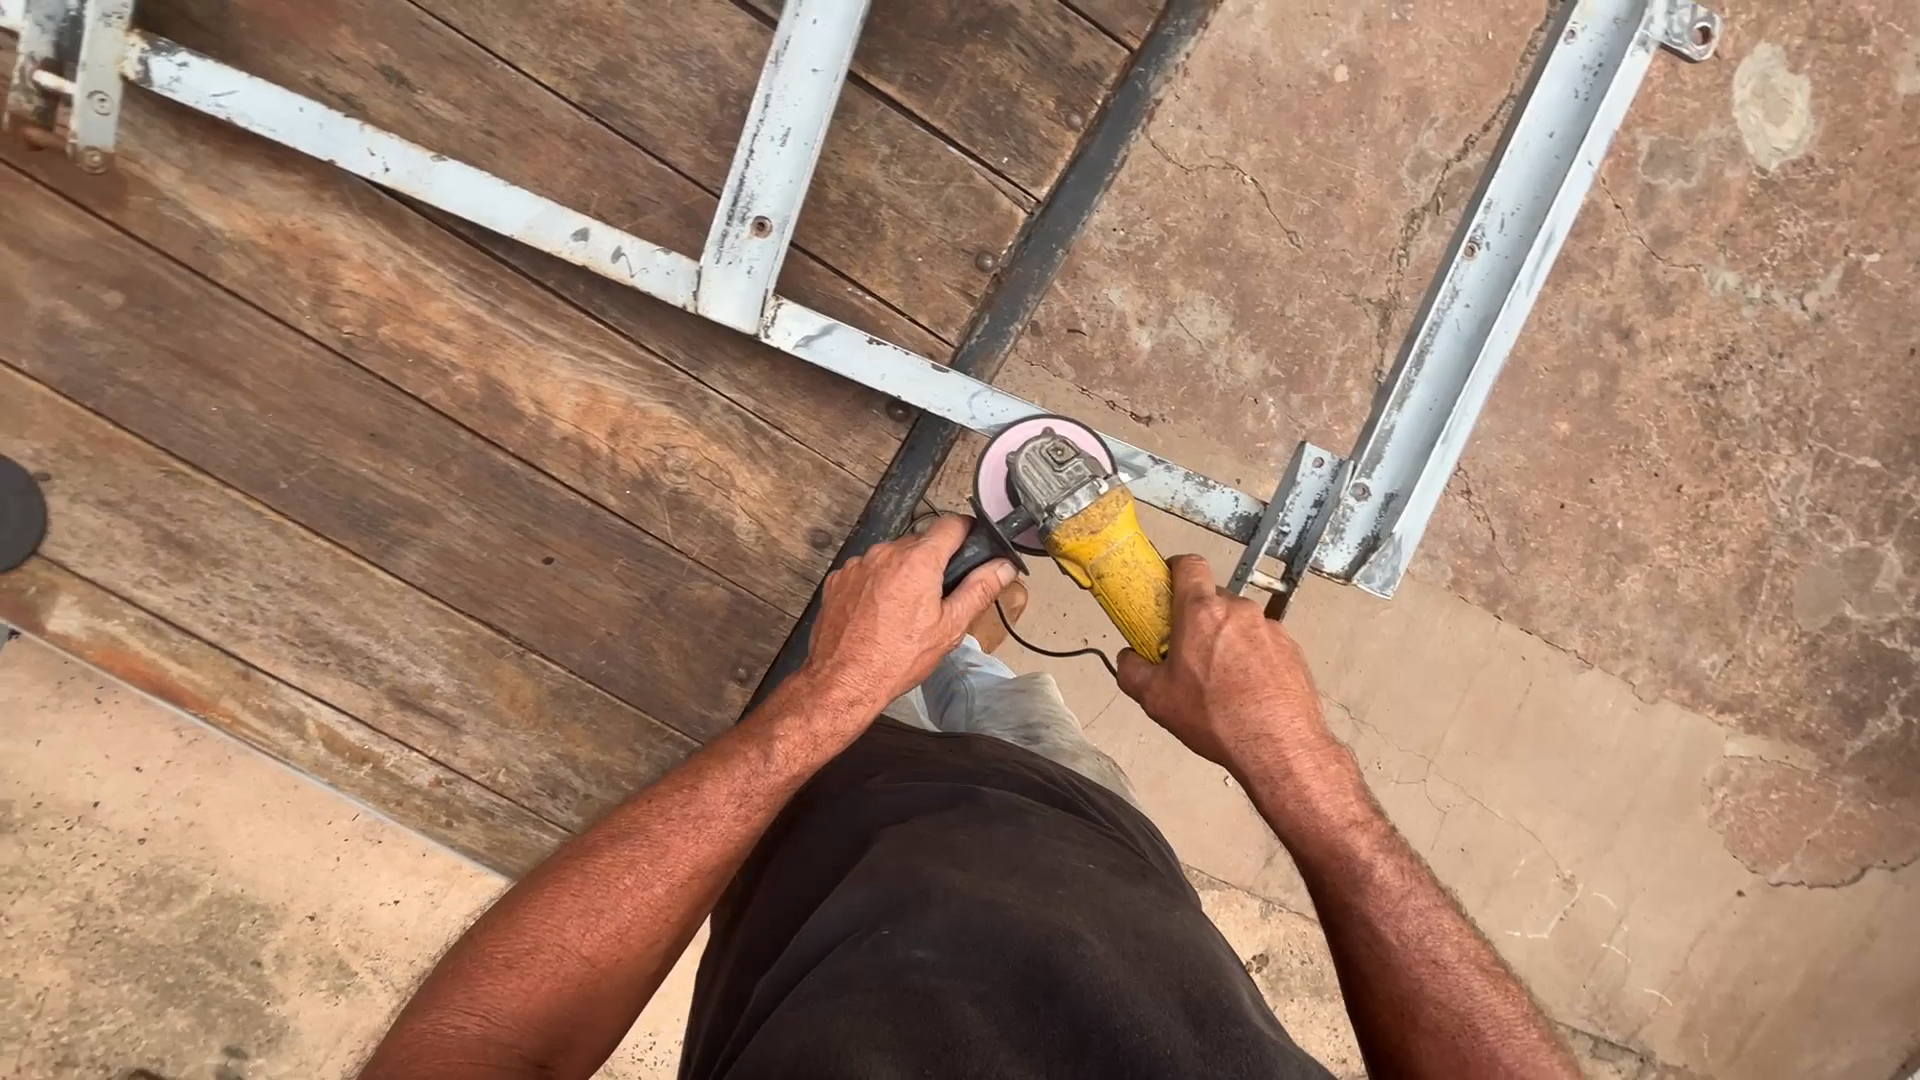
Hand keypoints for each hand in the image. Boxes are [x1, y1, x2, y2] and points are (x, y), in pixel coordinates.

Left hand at [800, 515, 1016, 721]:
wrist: (843, 681)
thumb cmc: (896, 659)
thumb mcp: (949, 627)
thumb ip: (980, 590)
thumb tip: (1003, 567)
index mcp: (918, 561)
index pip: (951, 524)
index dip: (966, 532)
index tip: (971, 547)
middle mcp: (886, 553)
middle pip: (921, 541)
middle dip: (933, 562)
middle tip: (938, 596)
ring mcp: (858, 564)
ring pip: (892, 556)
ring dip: (903, 573)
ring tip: (905, 610)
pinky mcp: (839, 578)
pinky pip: (867, 570)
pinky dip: (876, 583)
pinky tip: (879, 612)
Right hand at [1116, 555, 1339, 778]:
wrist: (1280, 747)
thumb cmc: (1219, 719)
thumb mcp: (1156, 699)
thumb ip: (1132, 671)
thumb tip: (1128, 660)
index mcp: (1201, 612)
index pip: (1189, 565)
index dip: (1175, 569)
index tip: (1167, 587)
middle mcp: (1238, 611)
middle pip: (1212, 598)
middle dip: (1197, 618)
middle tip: (1186, 651)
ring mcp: (1269, 628)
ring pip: (1238, 622)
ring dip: (1225, 640)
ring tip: (1219, 679)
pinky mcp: (1292, 649)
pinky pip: (1263, 642)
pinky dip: (1251, 657)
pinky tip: (1246, 689)